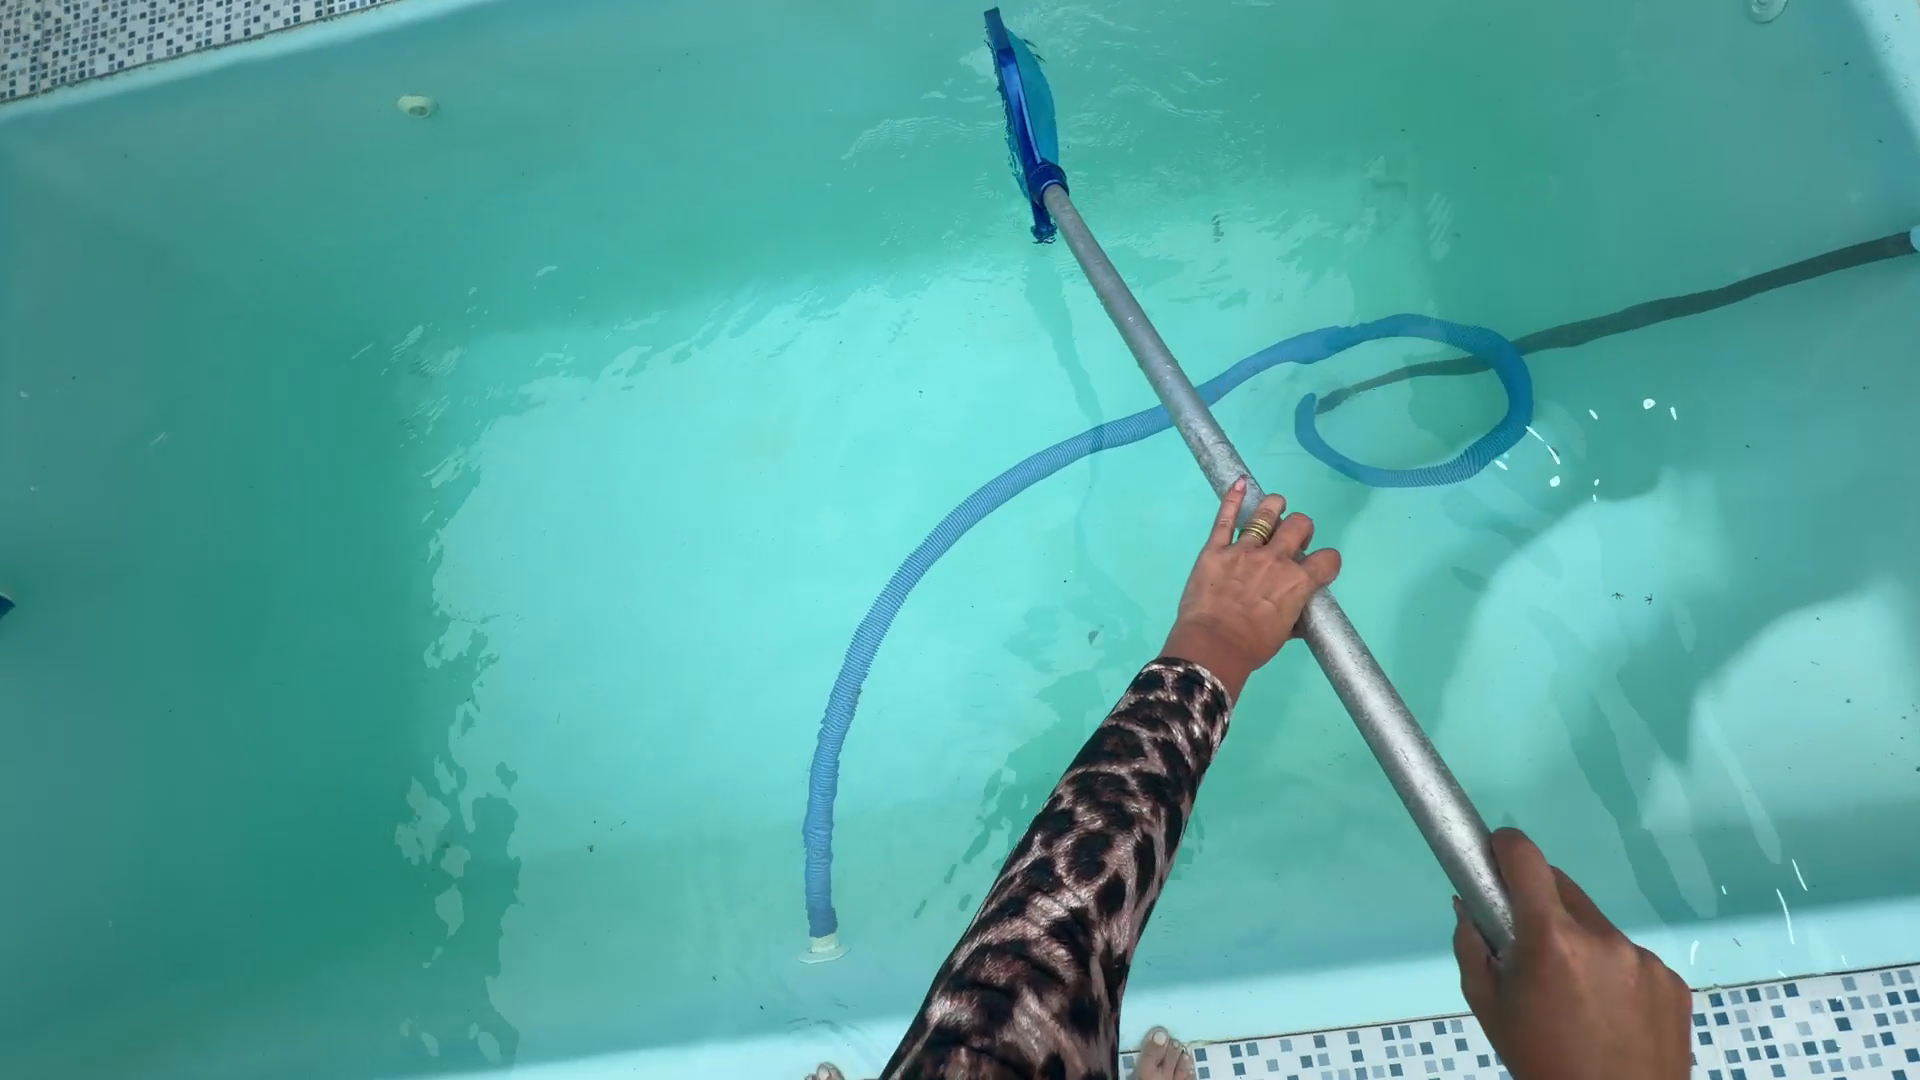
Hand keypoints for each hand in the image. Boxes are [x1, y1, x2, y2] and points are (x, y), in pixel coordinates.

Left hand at [1161, 478, 1339, 699]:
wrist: (1213, 646)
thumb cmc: (1252, 647)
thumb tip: (1296, 610)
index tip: (1318, 567)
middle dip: (1300, 530)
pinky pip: (1225, 518)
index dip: (1326, 562)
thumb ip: (1295, 613)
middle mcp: (1276, 559)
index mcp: (1299, 582)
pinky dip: (1232, 498)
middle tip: (1289, 541)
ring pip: (1265, 514)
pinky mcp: (1215, 549)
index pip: (1329, 559)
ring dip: (1273, 507)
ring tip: (1274, 506)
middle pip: (1299, 526)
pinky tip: (1239, 483)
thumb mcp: (1285, 633)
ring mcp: (1244, 550)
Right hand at [1453, 829, 1691, 1079]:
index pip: (1525, 856)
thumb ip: (1471, 942)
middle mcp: (1602, 938)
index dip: (1504, 846)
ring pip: (1593, 921)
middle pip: (1559, 885)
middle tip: (1527, 939)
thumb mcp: (1484, 999)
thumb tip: (1469, 904)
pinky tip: (1606, 1006)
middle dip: (1537, 899)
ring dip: (1575, 935)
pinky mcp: (1673, 982)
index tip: (1493, 855)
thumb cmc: (1538, 1055)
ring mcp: (1644, 960)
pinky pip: (1626, 953)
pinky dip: (1609, 965)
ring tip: (1572, 986)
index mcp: (1551, 938)